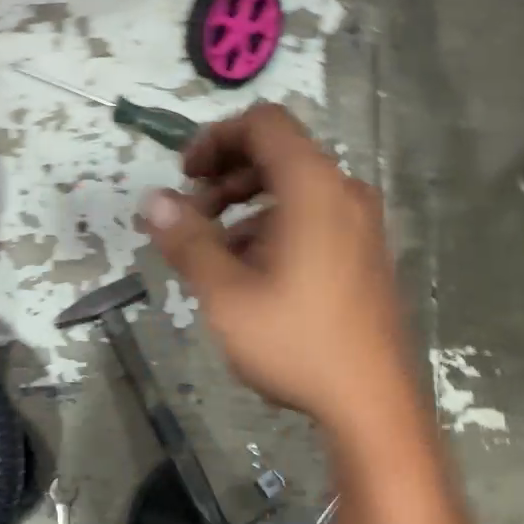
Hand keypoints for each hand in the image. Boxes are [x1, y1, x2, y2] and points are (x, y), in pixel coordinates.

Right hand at [144, 104, 406, 422]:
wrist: (370, 400)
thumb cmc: (296, 342)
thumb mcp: (227, 295)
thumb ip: (188, 242)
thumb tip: (153, 201)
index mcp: (314, 188)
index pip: (264, 124)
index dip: (216, 138)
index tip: (183, 176)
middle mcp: (344, 193)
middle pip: (280, 156)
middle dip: (226, 179)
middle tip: (191, 219)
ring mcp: (361, 226)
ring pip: (295, 194)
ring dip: (246, 211)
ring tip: (214, 257)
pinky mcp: (364, 257)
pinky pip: (314, 222)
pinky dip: (275, 232)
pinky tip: (251, 279)